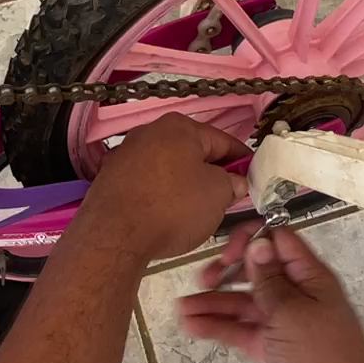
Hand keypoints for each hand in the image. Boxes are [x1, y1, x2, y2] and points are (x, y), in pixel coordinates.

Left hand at [74, 113, 249, 261]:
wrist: (114, 235)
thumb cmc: (173, 207)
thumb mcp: (217, 195)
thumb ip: (231, 183)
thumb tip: (234, 182)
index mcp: (180, 127)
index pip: (222, 140)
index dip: (241, 159)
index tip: (252, 175)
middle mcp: (150, 131)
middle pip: (192, 151)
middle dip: (211, 171)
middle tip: (228, 195)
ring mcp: (126, 152)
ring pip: (168, 166)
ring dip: (185, 182)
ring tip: (197, 209)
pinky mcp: (110, 176)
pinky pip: (146, 180)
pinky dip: (160, 192)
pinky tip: (166, 213)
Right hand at [177, 224, 363, 362]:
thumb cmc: (320, 359)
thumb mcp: (290, 314)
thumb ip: (269, 278)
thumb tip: (258, 242)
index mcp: (310, 277)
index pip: (278, 241)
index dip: (251, 240)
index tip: (227, 255)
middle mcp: (296, 293)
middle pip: (256, 270)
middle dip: (226, 272)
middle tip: (201, 279)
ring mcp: (283, 321)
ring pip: (244, 302)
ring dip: (214, 303)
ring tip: (181, 308)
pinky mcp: (272, 347)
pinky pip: (242, 328)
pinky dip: (220, 326)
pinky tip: (193, 326)